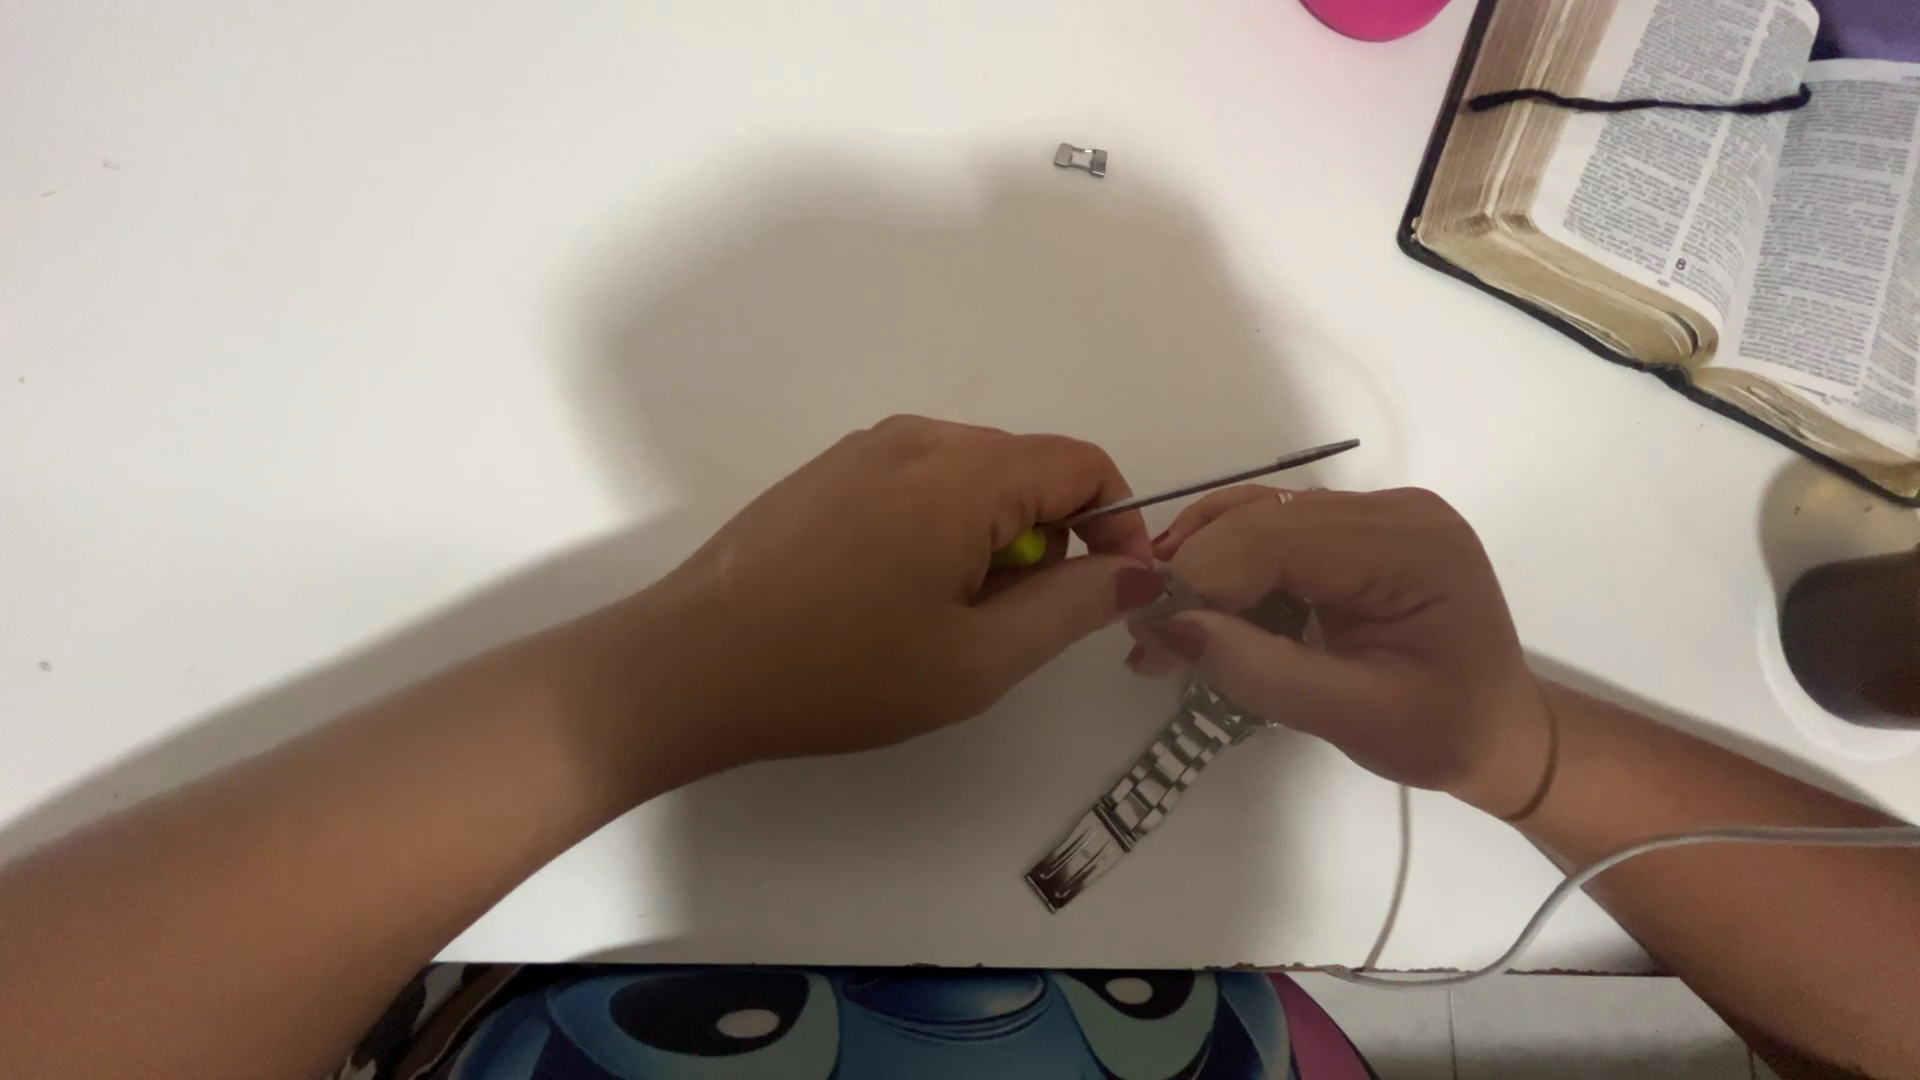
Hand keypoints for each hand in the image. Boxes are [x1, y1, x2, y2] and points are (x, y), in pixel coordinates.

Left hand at [577, 416, 1162, 781]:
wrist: (690, 664)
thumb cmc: (841, 671)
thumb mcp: (977, 659)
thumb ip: (1072, 606)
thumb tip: (1136, 569)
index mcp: (963, 473)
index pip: (1083, 465)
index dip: (1117, 525)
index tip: (1108, 591)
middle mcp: (917, 437)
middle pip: (1027, 469)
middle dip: (1047, 540)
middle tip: (1008, 622)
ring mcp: (863, 447)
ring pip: (973, 477)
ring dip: (990, 538)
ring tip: (943, 614)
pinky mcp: (829, 470)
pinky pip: (919, 481)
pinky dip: (941, 528)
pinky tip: (891, 591)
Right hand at [1130, 486, 1552, 814]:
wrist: (1500, 729)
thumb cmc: (1439, 733)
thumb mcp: (1352, 719)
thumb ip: (1259, 670)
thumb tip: (1168, 627)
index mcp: (1409, 549)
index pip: (1276, 541)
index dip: (1200, 579)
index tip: (1149, 634)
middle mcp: (1392, 510)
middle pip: (1259, 520)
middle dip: (1192, 572)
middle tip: (1146, 634)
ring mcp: (1374, 511)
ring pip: (1254, 513)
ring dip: (1199, 557)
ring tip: (1164, 613)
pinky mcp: (1353, 524)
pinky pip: (1268, 523)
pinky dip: (1223, 552)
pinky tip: (1197, 589)